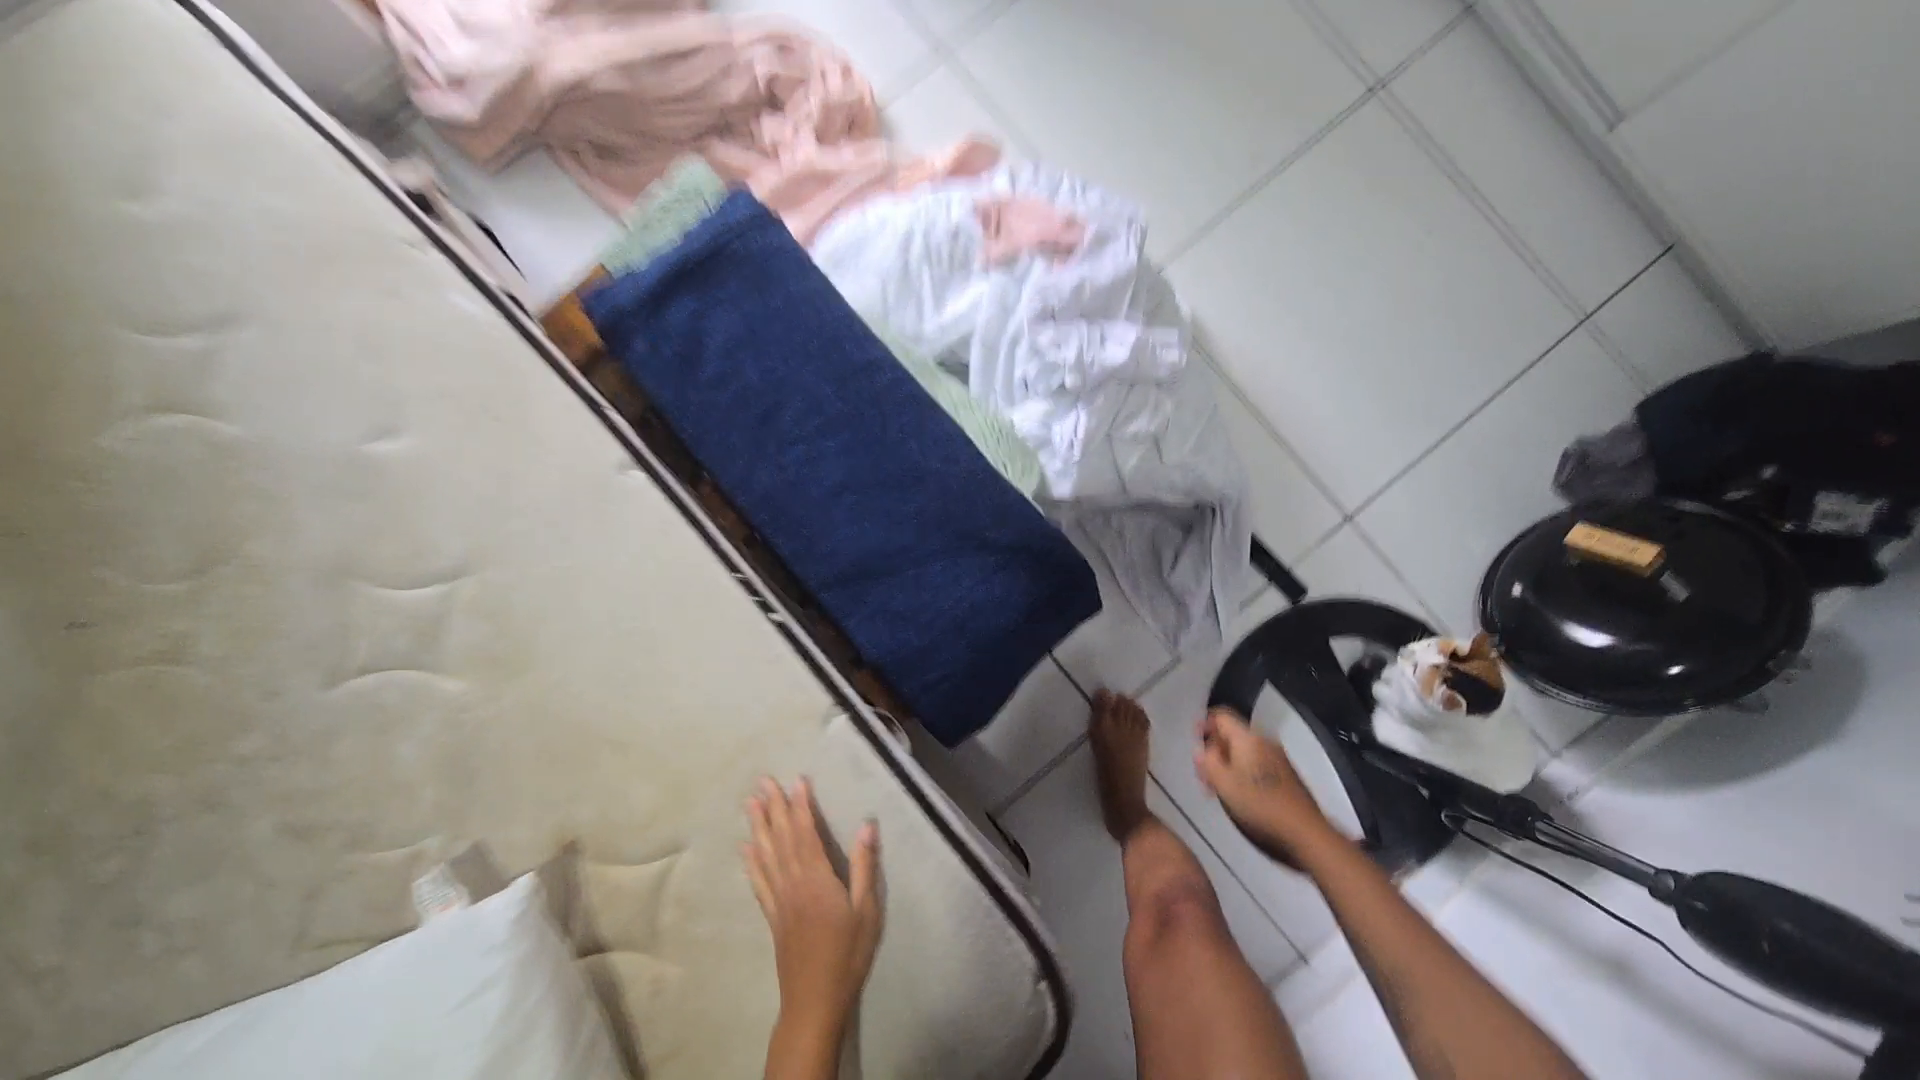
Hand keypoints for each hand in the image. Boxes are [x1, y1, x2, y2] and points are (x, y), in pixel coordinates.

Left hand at [743, 778, 882, 1027]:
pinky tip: (746, 849)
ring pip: (765, 855)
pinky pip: (759, 882)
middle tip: (762, 781)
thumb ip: (864, 866)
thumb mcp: (867, 910)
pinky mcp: (773, 916)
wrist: (814, 999)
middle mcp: (793, 883)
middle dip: (773, 808)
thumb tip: (867, 825)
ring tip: (750, 803)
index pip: (806, 833)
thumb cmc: (848, 954)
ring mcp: (779, 900)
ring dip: (758, 827)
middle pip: (781, 838)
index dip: (801, 805)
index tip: (796, 780)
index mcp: (817, 878)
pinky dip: (751, 862)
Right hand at [1195, 708, 1336, 867]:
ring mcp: (1278, 757)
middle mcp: (1265, 741)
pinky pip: (1257, 762)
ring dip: (1227, 762)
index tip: (1195, 740)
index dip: (1204, 723)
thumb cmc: (1259, 805)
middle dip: (1214, 749)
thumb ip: (1207, 762)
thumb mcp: (1223, 784)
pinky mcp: (1285, 773)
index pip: (1221, 716)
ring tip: (1218, 785)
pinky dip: (1243, 770)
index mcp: (1248, 738)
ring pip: (1244, 750)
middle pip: (1233, 734)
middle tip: (1203, 771)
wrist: (1303, 830)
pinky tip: (1238, 792)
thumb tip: (1200, 749)